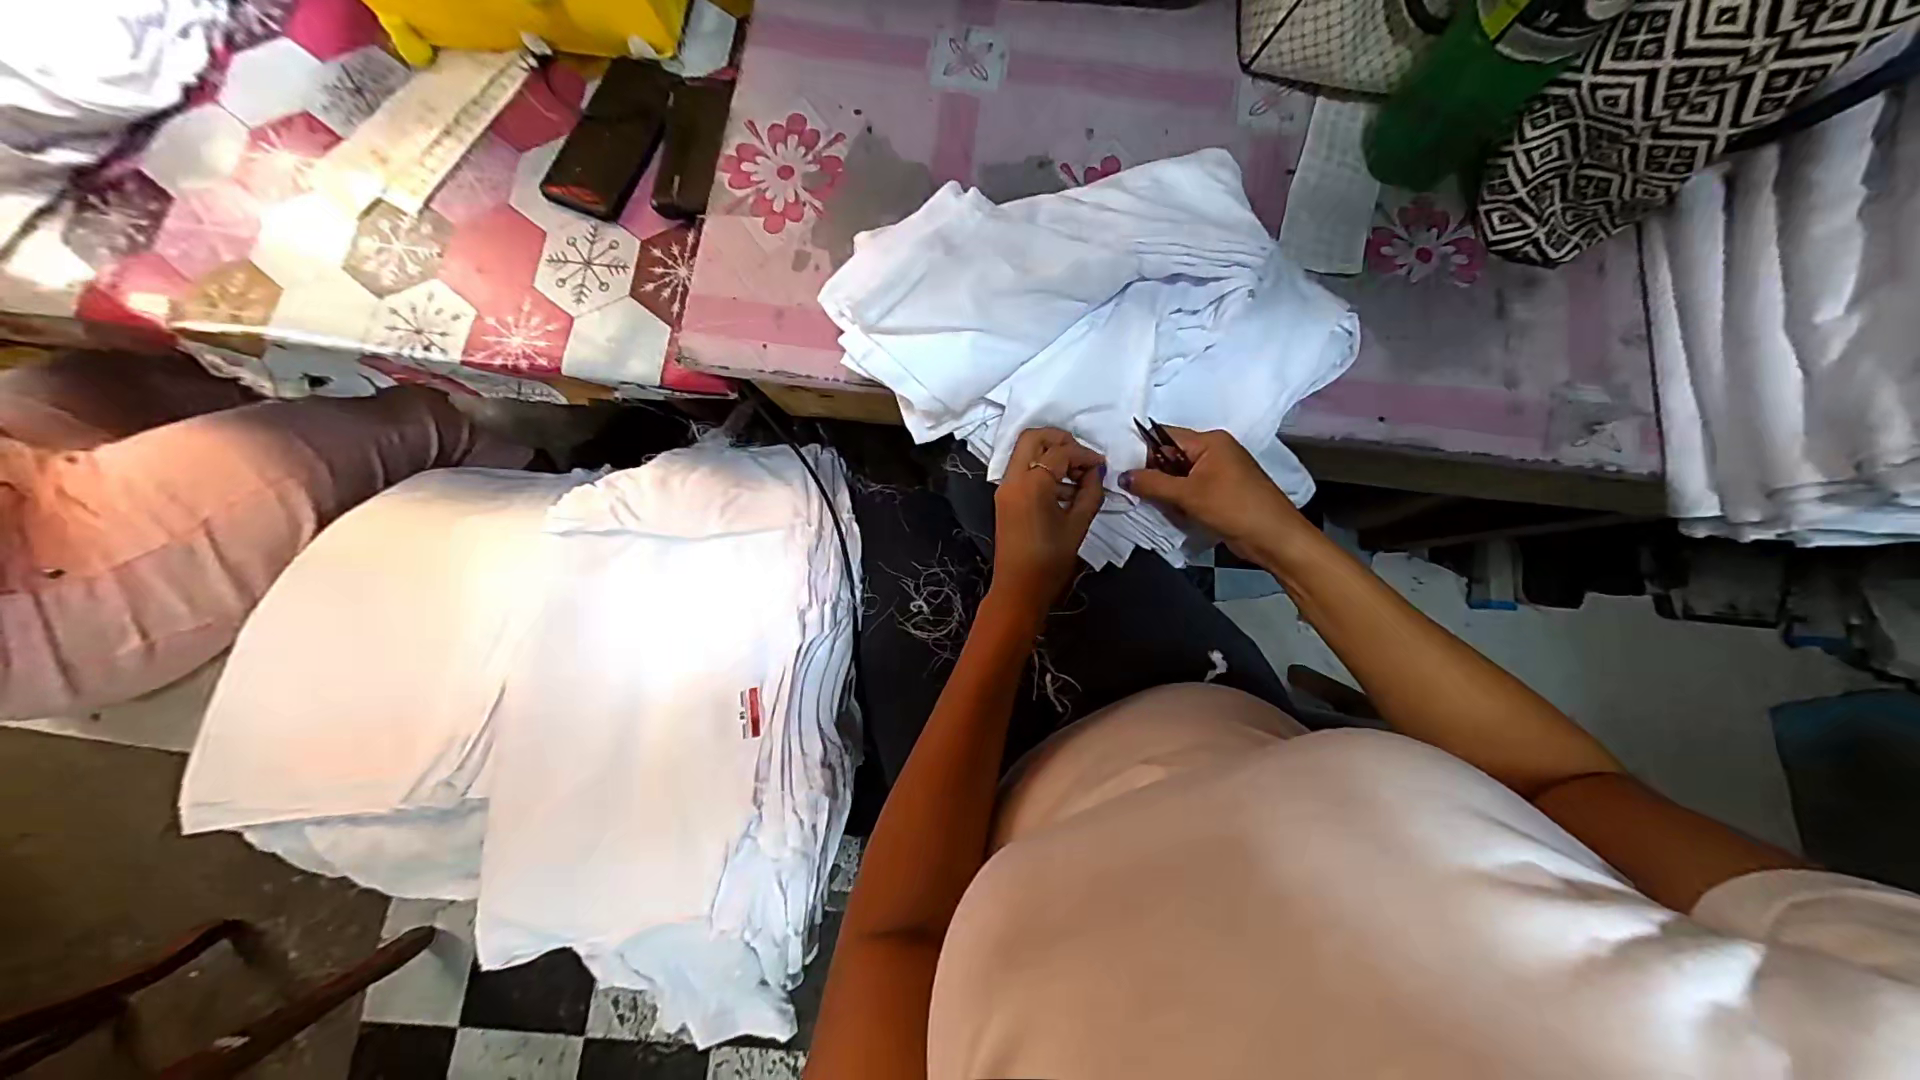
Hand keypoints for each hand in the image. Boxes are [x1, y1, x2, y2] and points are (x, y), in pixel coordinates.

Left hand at [991, 427, 1105, 607]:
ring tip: (1077, 478)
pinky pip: (1022, 472)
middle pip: (1033, 438)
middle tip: (1082, 457)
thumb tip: (1095, 472)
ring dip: (1051, 456)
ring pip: (1025, 453)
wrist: (1019, 588)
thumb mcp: (1078, 524)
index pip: (1060, 452)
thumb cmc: (1050, 561)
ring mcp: (1005, 489)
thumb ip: (1090, 492)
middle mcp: (1013, 480)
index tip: (1100, 465)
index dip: (1084, 454)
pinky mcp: (1005, 499)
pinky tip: (1064, 491)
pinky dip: (1042, 471)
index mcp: (1032, 484)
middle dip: (1060, 440)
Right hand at [1121, 427, 1308, 562]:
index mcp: (1209, 441)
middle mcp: (1214, 451)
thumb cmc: (1234, 508)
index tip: (1121, 468)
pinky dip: (1178, 500)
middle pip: (1170, 456)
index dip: (1142, 450)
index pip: (1164, 435)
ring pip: (1178, 476)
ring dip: (1166, 491)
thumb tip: (1122, 476)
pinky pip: (1190, 489)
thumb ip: (1152, 483)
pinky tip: (1173, 512)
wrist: (1274, 538)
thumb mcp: (1188, 494)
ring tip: (1154, 504)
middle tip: (1133, 491)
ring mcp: (1219, 472)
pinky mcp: (1220, 491)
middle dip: (1153, 474)